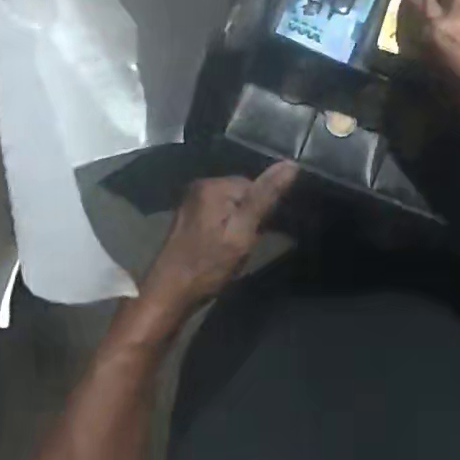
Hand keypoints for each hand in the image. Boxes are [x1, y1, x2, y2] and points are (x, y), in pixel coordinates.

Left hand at [139, 162, 298, 318]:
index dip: (264, 210)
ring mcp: (191, 201)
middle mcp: (200, 186)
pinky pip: (218, 213)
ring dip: (239, 223)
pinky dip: (226, 227)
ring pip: (231, 205)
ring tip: (237, 248)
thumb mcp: (242, 233)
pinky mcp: (188, 217)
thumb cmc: (207, 266)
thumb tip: (291, 164)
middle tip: (249, 244)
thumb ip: (265, 197)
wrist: (167, 295)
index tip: (263, 233)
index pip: (255, 185)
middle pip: (242, 193)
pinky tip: (223, 247)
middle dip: (251, 215)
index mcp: (213, 185)